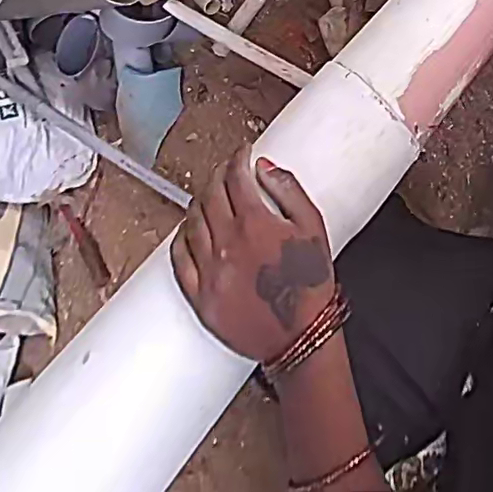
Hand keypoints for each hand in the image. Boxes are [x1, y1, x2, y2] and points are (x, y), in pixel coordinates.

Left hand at [171, 148, 334, 362]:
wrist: (301, 338)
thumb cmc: (311, 283)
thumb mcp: (313, 226)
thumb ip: (288, 190)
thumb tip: (264, 166)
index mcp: (255, 224)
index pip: (235, 177)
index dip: (237, 159)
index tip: (242, 154)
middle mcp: (227, 244)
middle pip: (210, 194)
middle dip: (219, 175)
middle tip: (227, 171)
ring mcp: (210, 271)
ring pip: (192, 221)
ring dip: (200, 201)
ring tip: (210, 196)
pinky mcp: (200, 296)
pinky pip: (179, 257)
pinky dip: (181, 237)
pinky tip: (190, 229)